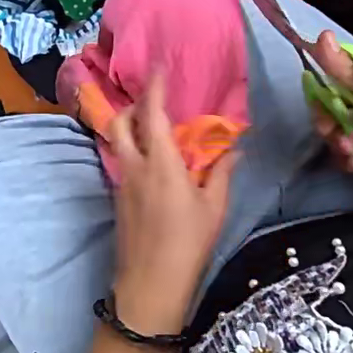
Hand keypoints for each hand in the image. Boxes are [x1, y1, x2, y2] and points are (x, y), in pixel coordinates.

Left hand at [110, 73, 238, 333]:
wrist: (150, 286)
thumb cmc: (188, 244)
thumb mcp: (214, 207)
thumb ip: (222, 172)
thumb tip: (236, 147)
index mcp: (161, 163)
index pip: (153, 113)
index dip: (155, 86)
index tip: (159, 67)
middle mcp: (134, 167)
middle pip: (120, 122)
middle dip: (132, 105)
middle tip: (152, 101)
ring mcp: (121, 184)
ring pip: (117, 143)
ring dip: (130, 129)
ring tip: (153, 130)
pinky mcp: (117, 201)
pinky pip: (121, 164)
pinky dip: (132, 152)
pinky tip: (151, 166)